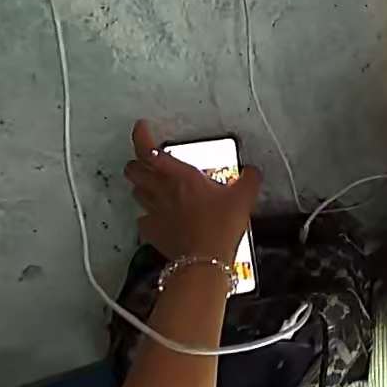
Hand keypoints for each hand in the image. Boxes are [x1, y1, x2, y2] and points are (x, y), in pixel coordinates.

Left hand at [124, 120, 261, 263]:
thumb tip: (252, 172)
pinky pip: (142, 218)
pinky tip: (158, 215)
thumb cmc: (220, 226)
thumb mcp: (244, 196)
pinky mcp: (152, 232)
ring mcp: (154, 212)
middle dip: (138, 162)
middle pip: (134, 169)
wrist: (205, 259)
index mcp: (182, 176)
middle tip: (147, 160)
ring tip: (154, 184)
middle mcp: (163, 191)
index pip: (150, 150)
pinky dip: (147, 214)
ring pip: (136, 191)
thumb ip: (248, 179)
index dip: (141, 136)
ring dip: (142, 185)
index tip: (142, 128)